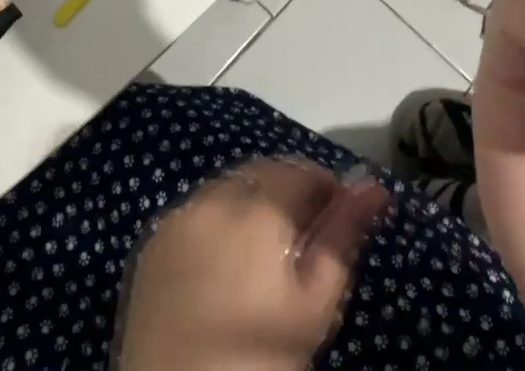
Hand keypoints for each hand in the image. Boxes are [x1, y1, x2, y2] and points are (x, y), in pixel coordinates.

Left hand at [114, 157, 390, 370]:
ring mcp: (176, 217)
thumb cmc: (259, 356)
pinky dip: (219, 222)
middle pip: (264, 174)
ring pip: (228, 189)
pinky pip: (197, 212)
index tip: (342, 223)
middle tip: (308, 242)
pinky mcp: (151, 242)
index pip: (304, 171)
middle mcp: (213, 196)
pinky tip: (227, 264)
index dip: (329, 192)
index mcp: (257, 206)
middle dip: (291, 194)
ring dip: (254, 204)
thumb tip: (373, 188)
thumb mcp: (315, 304)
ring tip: (268, 255)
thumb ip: (343, 235)